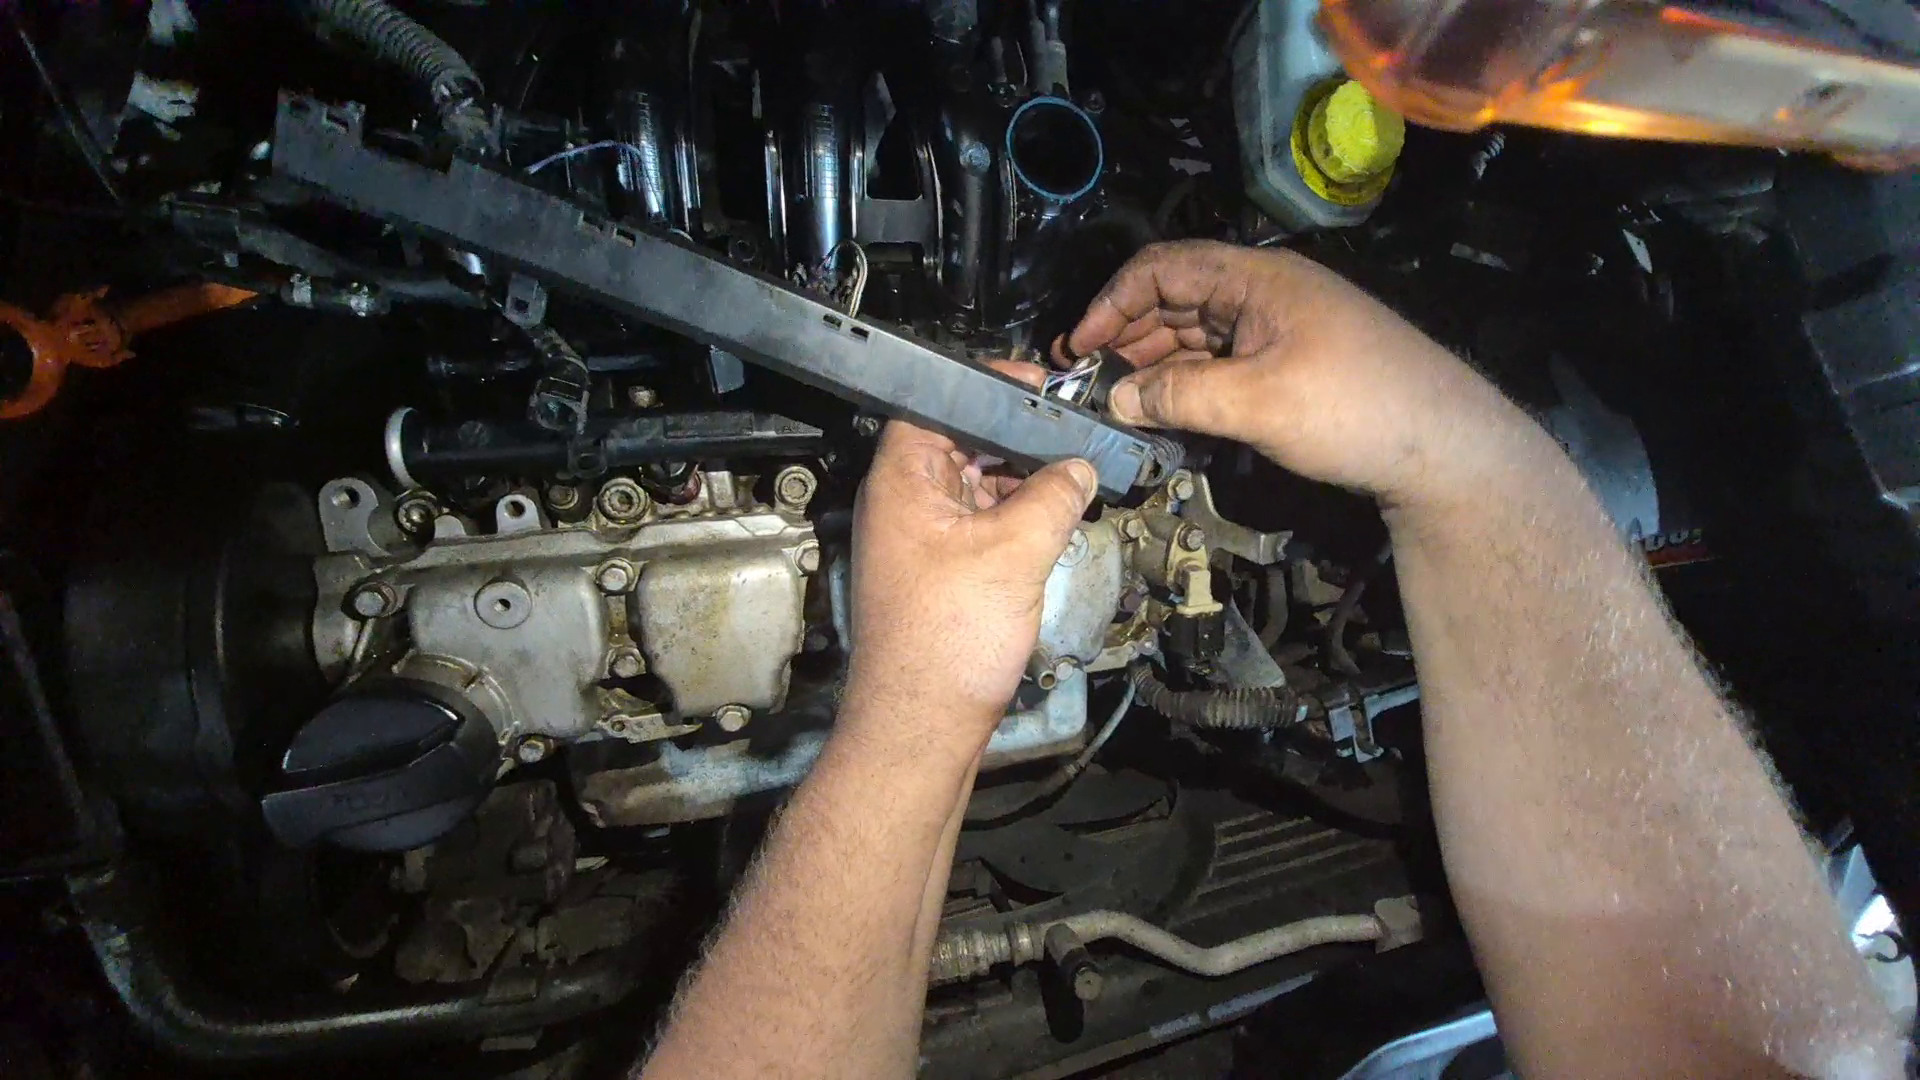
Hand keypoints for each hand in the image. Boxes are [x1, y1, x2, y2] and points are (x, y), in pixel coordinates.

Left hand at [843, 416, 1095, 754]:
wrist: (924, 723)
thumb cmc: (948, 639)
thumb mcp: (1016, 551)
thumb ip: (1054, 496)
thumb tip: (1080, 468)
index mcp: (901, 483)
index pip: (935, 403)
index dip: (987, 390)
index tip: (1036, 389)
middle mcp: (902, 504)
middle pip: (958, 444)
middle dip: (1014, 440)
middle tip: (1065, 437)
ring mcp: (919, 539)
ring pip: (972, 486)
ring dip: (1017, 482)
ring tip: (1067, 480)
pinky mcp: (938, 570)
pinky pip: (977, 524)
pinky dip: (1011, 517)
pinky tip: (1049, 520)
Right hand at [1068, 240, 1539, 507]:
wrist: (1444, 447)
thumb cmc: (1353, 409)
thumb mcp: (1256, 401)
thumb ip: (1179, 395)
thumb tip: (1117, 401)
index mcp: (1255, 279)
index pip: (1163, 268)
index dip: (1112, 302)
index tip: (1079, 347)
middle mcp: (1260, 294)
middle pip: (1173, 299)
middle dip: (1124, 335)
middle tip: (1088, 379)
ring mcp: (1273, 329)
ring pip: (1192, 334)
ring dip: (1150, 362)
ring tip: (1117, 398)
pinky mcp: (1282, 363)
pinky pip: (1216, 363)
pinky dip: (1183, 381)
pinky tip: (1162, 408)